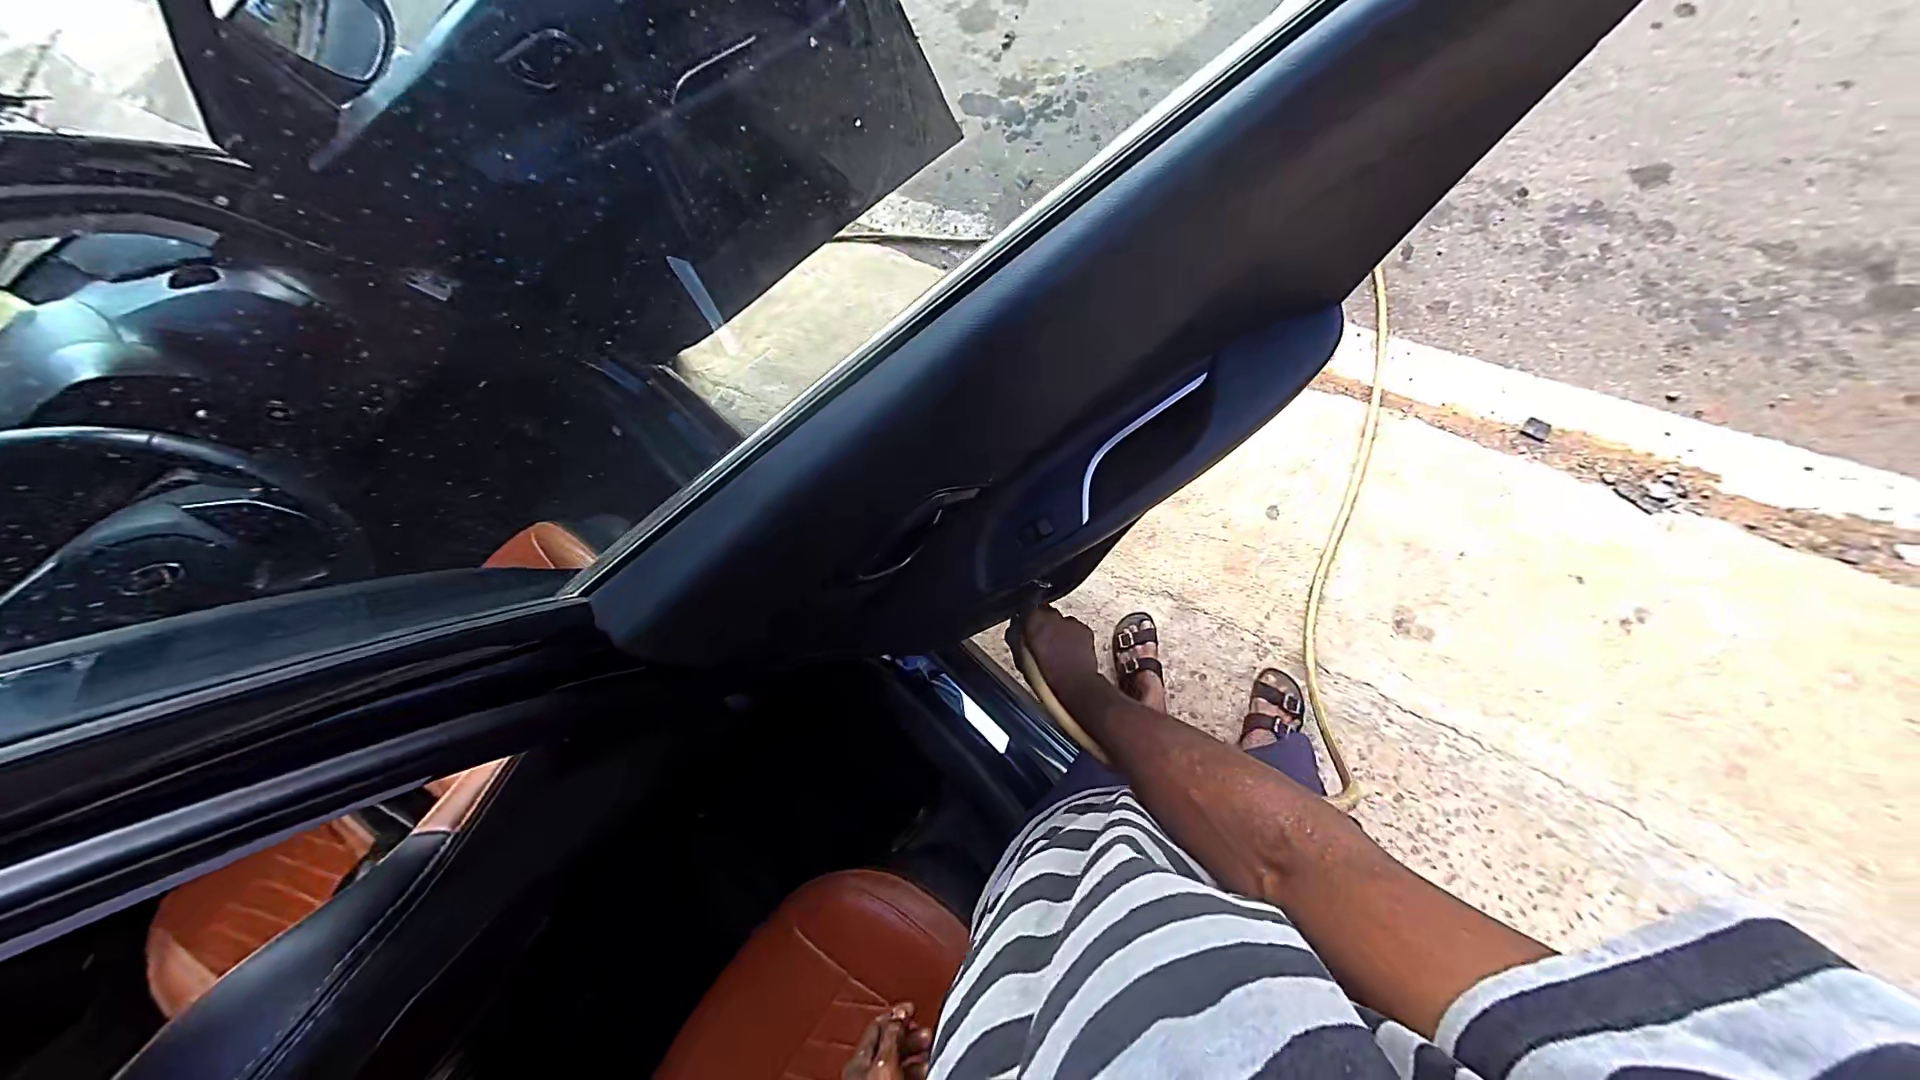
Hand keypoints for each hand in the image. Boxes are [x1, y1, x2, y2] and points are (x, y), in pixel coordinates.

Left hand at [842, 1003, 932, 1079]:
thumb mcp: (885, 1063)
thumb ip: (892, 1036)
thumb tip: (899, 1014)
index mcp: (858, 1061)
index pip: (877, 1027)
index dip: (896, 1014)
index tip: (913, 1008)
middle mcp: (864, 1075)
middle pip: (889, 1045)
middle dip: (910, 1036)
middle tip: (927, 1034)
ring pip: (897, 1063)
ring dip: (916, 1055)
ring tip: (932, 1054)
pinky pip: (903, 1078)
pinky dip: (916, 1071)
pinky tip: (928, 1073)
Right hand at [1017, 604, 1100, 693]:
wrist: (1074, 684)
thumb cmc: (1046, 674)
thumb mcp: (1020, 657)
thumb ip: (1016, 637)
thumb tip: (1015, 629)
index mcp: (1033, 619)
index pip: (1026, 606)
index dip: (1025, 616)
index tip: (1024, 625)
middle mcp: (1053, 615)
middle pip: (1044, 612)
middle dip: (1042, 623)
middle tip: (1040, 641)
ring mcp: (1070, 622)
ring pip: (1061, 621)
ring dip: (1058, 631)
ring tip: (1056, 650)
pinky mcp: (1085, 630)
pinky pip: (1076, 629)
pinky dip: (1072, 637)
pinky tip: (1069, 652)